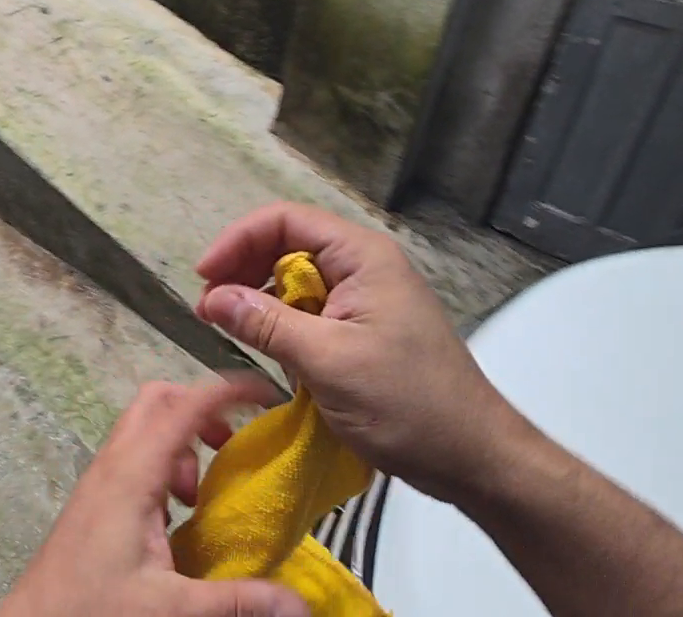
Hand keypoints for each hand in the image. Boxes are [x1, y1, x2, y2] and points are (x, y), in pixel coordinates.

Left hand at [0, 379, 310, 616]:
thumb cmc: (95, 607)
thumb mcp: (170, 608)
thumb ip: (236, 601)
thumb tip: (301, 604)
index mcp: (133, 472)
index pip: (183, 407)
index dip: (225, 391)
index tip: (265, 392)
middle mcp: (116, 460)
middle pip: (160, 400)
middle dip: (200, 409)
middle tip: (230, 446)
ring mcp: (103, 473)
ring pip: (147, 426)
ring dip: (182, 442)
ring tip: (201, 495)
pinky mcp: (99, 492)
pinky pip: (138, 453)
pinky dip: (166, 463)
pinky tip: (177, 513)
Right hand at [195, 203, 541, 505]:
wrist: (478, 462)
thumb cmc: (407, 405)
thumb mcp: (327, 362)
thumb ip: (266, 324)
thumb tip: (211, 297)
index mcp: (361, 256)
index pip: (284, 221)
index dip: (238, 240)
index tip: (204, 276)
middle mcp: (362, 265)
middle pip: (286, 244)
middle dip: (243, 267)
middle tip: (210, 306)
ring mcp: (365, 297)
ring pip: (294, 277)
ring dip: (257, 296)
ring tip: (226, 325)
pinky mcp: (363, 327)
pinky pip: (309, 308)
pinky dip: (279, 320)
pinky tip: (261, 342)